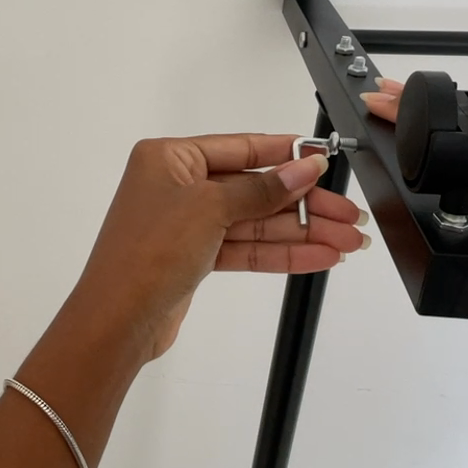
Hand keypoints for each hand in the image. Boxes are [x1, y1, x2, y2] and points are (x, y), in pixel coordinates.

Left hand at [67, 135, 368, 361]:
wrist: (118, 319)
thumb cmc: (146, 254)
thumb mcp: (210, 208)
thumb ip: (262, 189)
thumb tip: (303, 168)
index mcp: (169, 158)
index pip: (240, 148)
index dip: (285, 154)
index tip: (323, 160)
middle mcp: (176, 187)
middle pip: (253, 188)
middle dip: (304, 205)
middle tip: (349, 216)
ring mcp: (186, 224)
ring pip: (254, 222)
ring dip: (301, 233)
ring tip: (347, 240)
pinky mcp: (195, 257)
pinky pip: (246, 249)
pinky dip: (281, 253)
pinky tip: (319, 256)